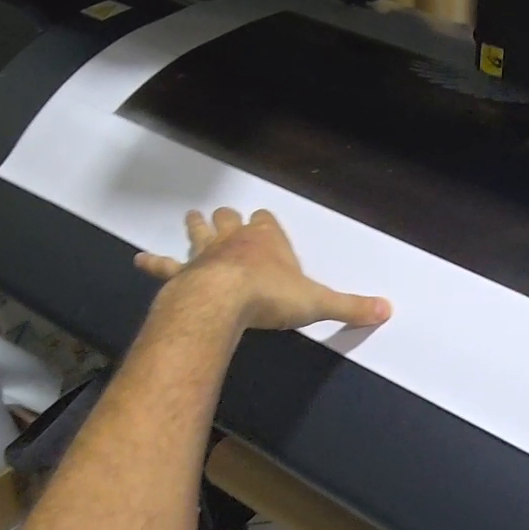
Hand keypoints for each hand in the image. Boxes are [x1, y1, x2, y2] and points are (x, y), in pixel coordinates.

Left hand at [135, 208, 391, 331]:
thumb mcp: (319, 303)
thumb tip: (388, 310)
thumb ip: (351, 307)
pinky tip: (139, 260)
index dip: (266, 225)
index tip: (267, 229)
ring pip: (199, 230)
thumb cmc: (273, 297)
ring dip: (197, 228)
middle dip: (229, 221)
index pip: (266, 220)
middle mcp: (234, 239)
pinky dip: (154, 262)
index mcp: (267, 240)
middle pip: (229, 219)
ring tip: (193, 221)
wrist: (225, 302)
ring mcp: (204, 253)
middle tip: (227, 223)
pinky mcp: (182, 273)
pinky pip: (165, 263)